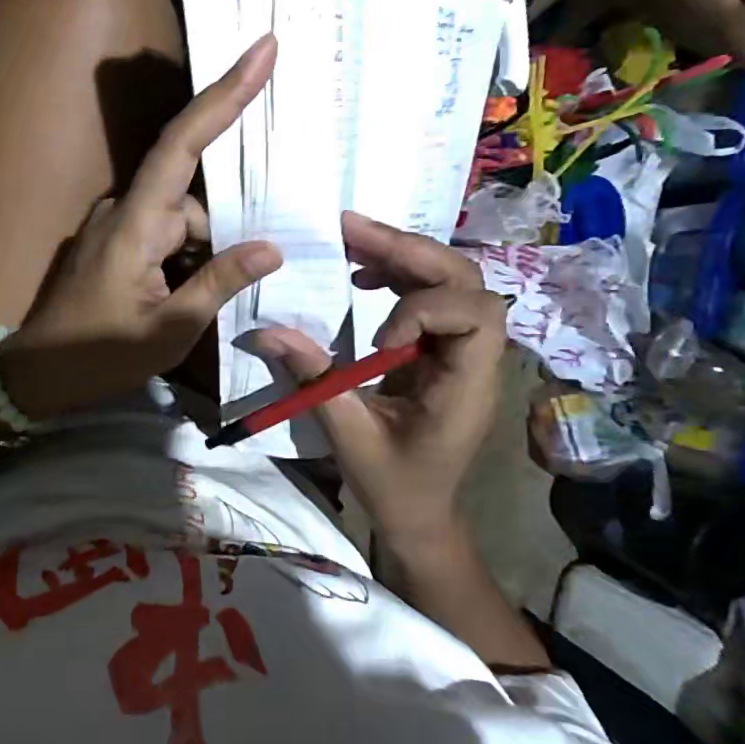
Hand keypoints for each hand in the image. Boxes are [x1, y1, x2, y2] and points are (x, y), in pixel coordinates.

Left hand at [0, 36, 283, 418]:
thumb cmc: (97, 355)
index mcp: (137, 222)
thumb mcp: (169, 327)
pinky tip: (182, 298)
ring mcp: (115, 225)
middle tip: (219, 289)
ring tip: (189, 309)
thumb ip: (220, 282)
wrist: (33, 376)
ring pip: (181, 223)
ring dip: (201, 257)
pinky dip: (184, 260)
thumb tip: (271, 248)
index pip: (184, 142)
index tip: (261, 50)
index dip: (225, 94)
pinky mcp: (113, 243)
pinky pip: (164, 236)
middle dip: (218, 239)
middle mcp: (124, 209)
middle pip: (193, 200)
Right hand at [254, 213, 506, 556]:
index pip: (476, 315)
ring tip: (351, 237)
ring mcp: (463, 349)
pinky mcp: (443, 347)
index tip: (380, 344)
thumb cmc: (395, 486)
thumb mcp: (351, 439)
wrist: (422, 513)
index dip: (425, 312)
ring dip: (402, 254)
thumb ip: (316, 382)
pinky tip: (362, 273)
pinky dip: (399, 276)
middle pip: (465, 280)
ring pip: (451, 279)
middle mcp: (477, 358)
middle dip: (410, 251)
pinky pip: (431, 296)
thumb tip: (268, 332)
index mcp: (467, 385)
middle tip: (351, 229)